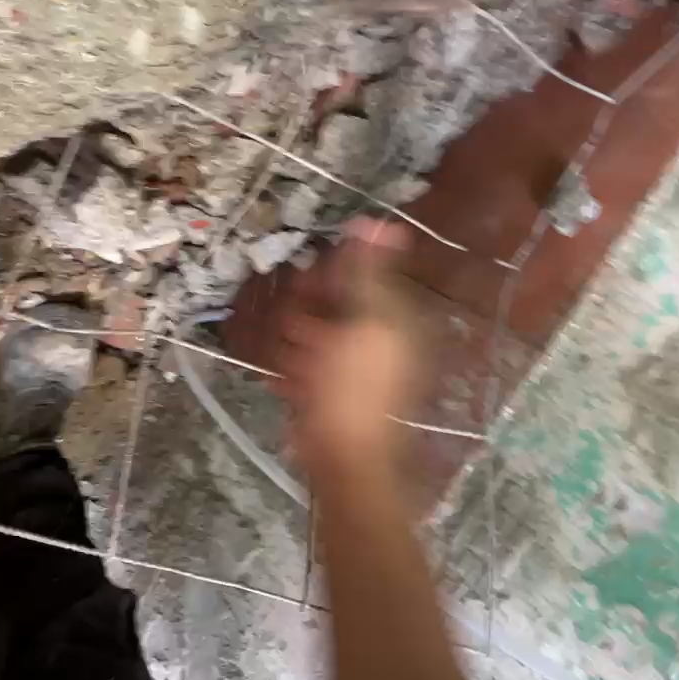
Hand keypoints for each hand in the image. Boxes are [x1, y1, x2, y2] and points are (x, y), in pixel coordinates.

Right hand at [274, 218, 417, 475]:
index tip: (308, 274)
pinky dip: (289, 366)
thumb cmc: (355, 388)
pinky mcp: (325, 392)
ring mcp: (350, 370)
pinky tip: (282, 375)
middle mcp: (377, 341)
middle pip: (337, 305)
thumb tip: (379, 221)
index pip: (367, 277)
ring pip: (315, 334)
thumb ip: (369, 271)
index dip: (336, 272)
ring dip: (295, 337)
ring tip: (287, 351)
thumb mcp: (367, 320)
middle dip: (309, 307)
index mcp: (396, 321)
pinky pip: (302, 366)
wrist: (343, 458)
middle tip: (292, 314)